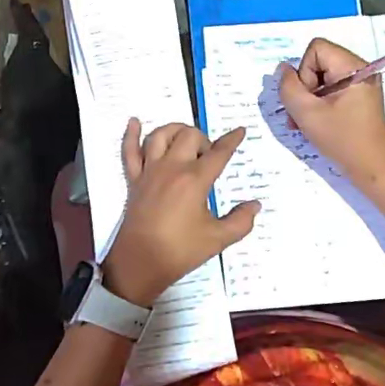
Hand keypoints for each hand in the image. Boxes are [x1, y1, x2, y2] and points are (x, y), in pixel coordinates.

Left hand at [101, 118, 260, 306]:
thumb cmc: (181, 251)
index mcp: (194, 180)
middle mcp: (171, 168)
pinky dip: (131, 134)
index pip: (218, 153)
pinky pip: (129, 151)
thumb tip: (255, 205)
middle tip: (209, 157)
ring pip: (160, 135)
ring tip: (184, 138)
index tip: (239, 131)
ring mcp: (149, 172)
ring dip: (175, 131)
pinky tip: (134, 122)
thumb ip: (241, 221)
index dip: (231, 140)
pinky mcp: (133, 180)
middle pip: (189, 136)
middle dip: (204, 139)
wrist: (140, 263)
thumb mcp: (218, 239)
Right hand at [274, 38, 384, 188]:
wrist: (373, 169)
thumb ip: (288, 87)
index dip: (305, 72)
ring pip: (321, 78)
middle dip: (305, 88)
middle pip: (318, 62)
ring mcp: (360, 84)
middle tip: (303, 114)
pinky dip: (319, 104)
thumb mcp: (306, 113)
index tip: (310, 99)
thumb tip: (284, 70)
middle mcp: (360, 69)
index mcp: (353, 66)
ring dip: (308, 99)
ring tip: (304, 123)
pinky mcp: (358, 98)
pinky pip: (331, 90)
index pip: (316, 49)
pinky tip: (314, 124)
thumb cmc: (343, 140)